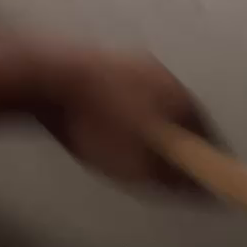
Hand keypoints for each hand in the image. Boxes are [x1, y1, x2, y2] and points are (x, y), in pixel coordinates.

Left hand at [31, 51, 217, 196]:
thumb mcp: (144, 167)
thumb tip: (204, 189)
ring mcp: (121, 58)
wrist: (41, 75)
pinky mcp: (91, 57)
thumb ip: (181, 180)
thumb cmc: (96, 122)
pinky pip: (112, 91)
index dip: (202, 161)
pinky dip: (111, 109)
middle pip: (173, 114)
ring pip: (141, 100)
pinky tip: (94, 123)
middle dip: (168, 140)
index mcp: (177, 92)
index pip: (205, 132)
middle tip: (155, 168)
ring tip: (118, 148)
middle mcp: (154, 69)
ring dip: (136, 124)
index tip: (194, 181)